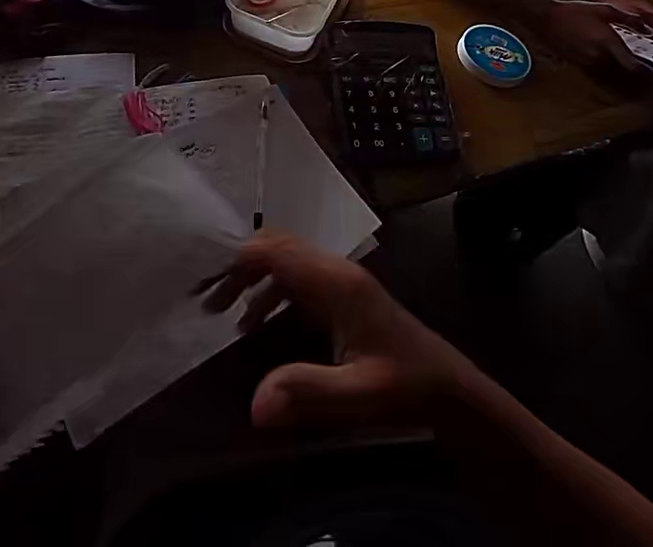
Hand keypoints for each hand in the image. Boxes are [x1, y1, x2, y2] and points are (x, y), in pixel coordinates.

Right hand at [203, 233, 478, 430]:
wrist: (449, 389)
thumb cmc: (408, 386)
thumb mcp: (360, 394)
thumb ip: (310, 392)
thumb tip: (254, 404)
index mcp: (337, 283)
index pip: (279, 251)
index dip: (240, 258)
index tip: (204, 279)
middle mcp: (336, 273)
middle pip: (279, 248)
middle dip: (241, 266)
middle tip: (207, 298)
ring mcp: (341, 283)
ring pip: (287, 262)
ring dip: (253, 279)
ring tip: (221, 312)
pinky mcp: (343, 299)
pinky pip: (297, 281)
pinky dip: (270, 293)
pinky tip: (256, 326)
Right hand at [538, 0, 652, 70]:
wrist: (546, 19)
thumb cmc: (575, 11)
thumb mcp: (604, 10)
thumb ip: (628, 20)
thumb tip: (648, 29)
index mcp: (609, 42)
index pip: (632, 64)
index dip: (645, 69)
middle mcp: (600, 55)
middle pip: (621, 66)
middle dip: (627, 60)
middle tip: (629, 51)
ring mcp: (587, 60)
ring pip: (607, 65)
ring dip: (612, 59)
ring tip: (608, 46)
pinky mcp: (577, 62)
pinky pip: (594, 63)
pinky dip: (598, 58)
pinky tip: (592, 46)